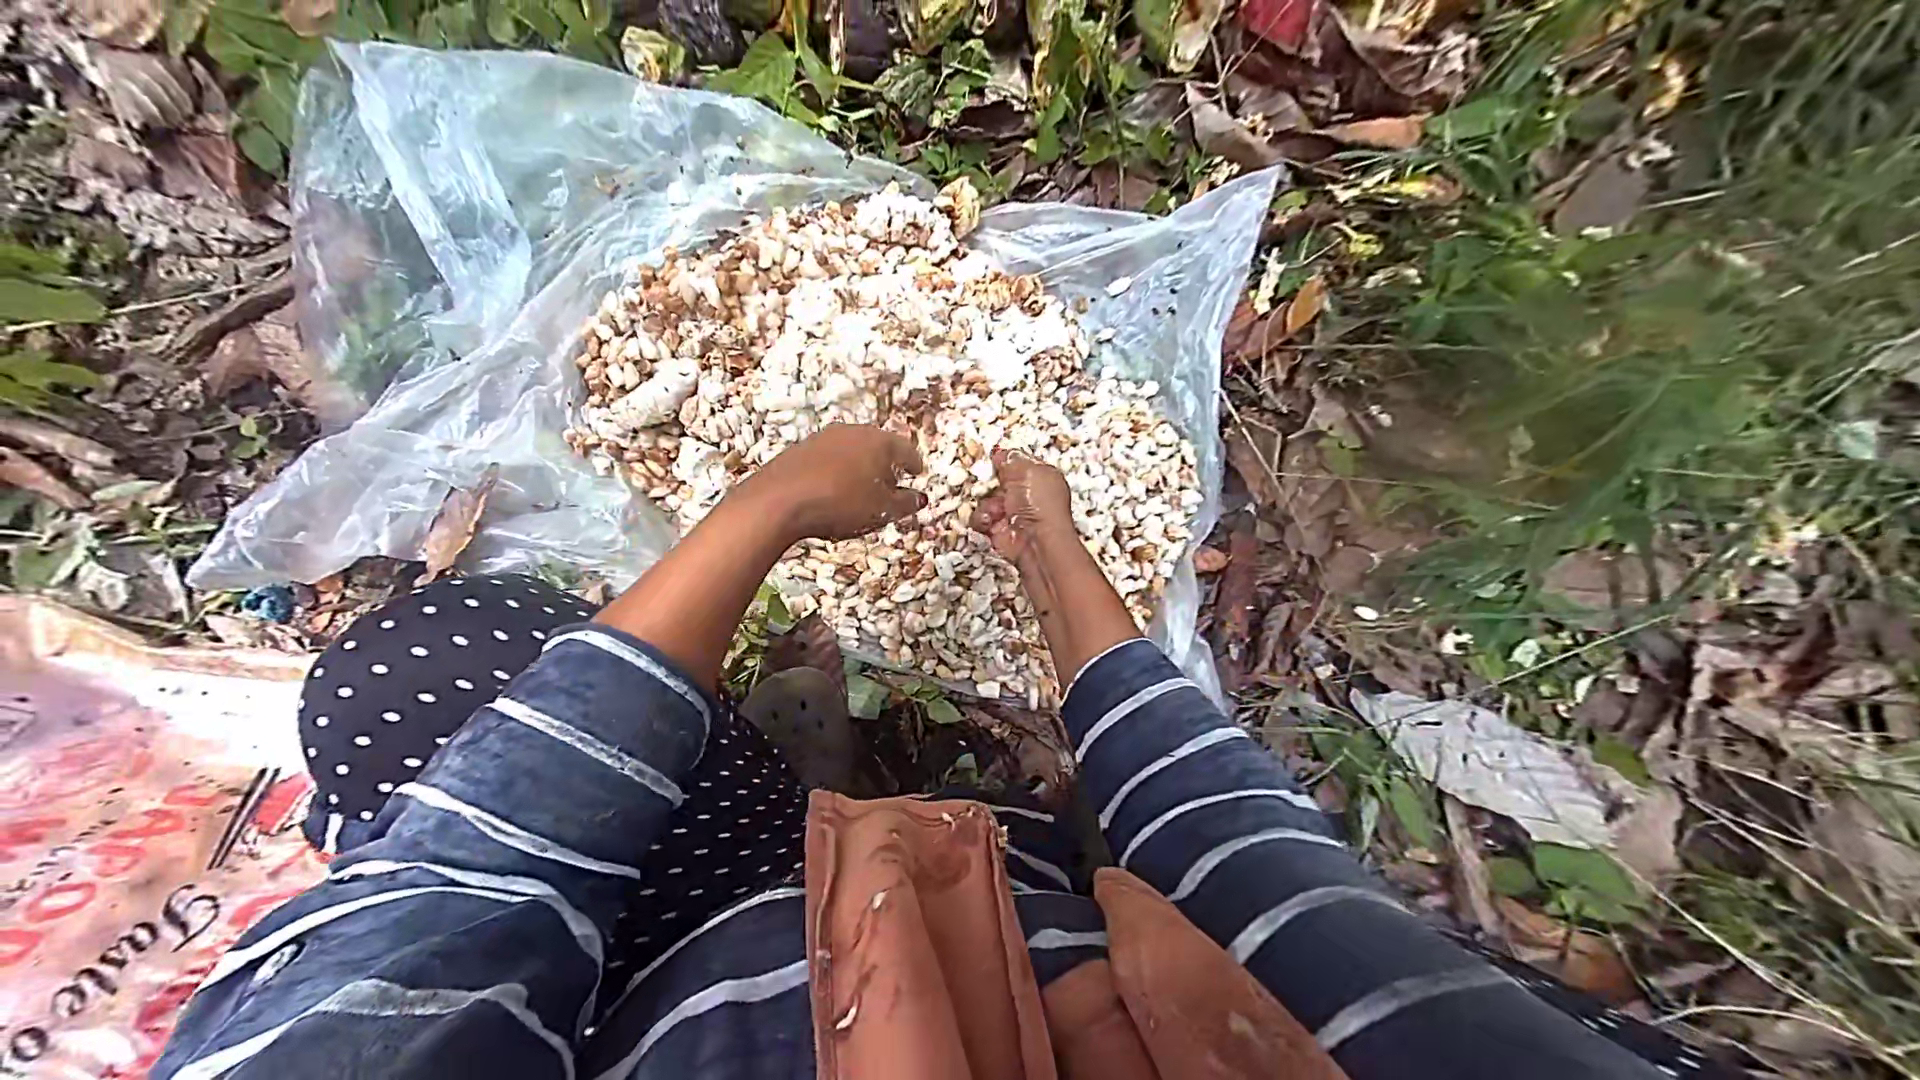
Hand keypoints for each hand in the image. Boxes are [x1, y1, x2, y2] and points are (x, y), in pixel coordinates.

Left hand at [742, 424, 925, 541]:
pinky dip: (836, 471)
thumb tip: (919, 498)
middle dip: (886, 464)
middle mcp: (853, 432)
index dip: (914, 463)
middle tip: (892, 482)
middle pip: (877, 446)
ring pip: (851, 450)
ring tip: (862, 489)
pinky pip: (827, 459)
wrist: (778, 501)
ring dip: (859, 467)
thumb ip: (905, 504)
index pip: (905, 449)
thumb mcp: (882, 511)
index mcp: (879, 442)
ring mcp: (823, 438)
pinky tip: (833, 490)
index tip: (918, 472)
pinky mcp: (799, 450)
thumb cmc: (841, 504)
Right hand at [968, 450, 1075, 562]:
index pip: (1019, 464)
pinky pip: (980, 519)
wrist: (1036, 541)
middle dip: (991, 483)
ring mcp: (1012, 514)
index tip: (993, 459)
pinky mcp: (999, 530)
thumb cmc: (1042, 506)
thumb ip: (1011, 458)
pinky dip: (981, 519)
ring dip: (987, 504)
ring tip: (996, 509)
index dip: (1005, 461)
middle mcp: (1027, 496)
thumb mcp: (1027, 469)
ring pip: (986, 500)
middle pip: (998, 482)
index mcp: (1041, 477)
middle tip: (990, 484)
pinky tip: (990, 521)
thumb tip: (1000, 453)